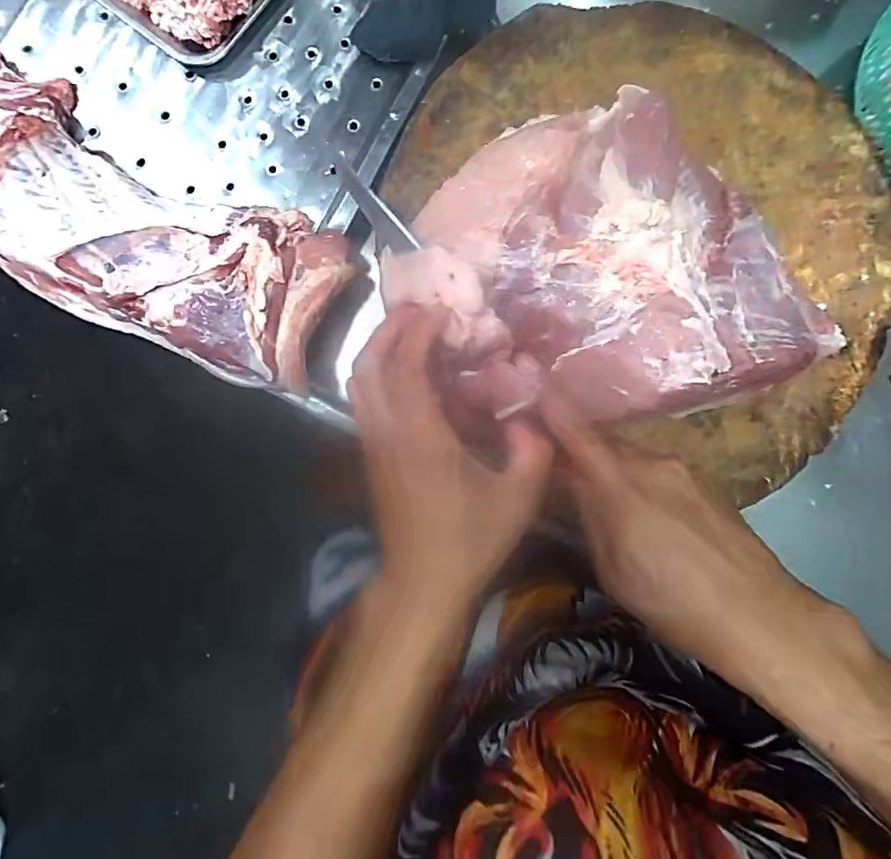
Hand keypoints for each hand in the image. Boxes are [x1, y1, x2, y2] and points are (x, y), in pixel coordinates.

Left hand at [350, 306, 553, 612]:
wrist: (422, 580)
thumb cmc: (471, 541)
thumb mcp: (519, 497)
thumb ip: (531, 448)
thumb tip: (525, 414)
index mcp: (420, 436)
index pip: (405, 366)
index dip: (419, 331)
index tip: (442, 311)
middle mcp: (386, 431)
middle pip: (369, 364)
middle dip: (389, 328)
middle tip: (418, 309)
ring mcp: (372, 442)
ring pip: (359, 381)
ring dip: (378, 347)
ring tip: (408, 330)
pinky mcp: (370, 453)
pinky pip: (363, 398)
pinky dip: (377, 371)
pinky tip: (405, 372)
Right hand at [540, 395, 841, 687]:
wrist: (764, 620)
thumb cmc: (673, 602)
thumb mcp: (612, 568)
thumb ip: (590, 515)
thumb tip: (572, 480)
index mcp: (622, 484)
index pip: (577, 433)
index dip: (552, 407)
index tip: (532, 384)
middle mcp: (653, 463)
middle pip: (603, 442)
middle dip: (576, 444)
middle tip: (554, 458)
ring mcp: (684, 470)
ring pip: (631, 455)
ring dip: (608, 464)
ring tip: (597, 489)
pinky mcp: (706, 483)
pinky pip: (656, 468)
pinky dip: (637, 475)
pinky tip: (641, 506)